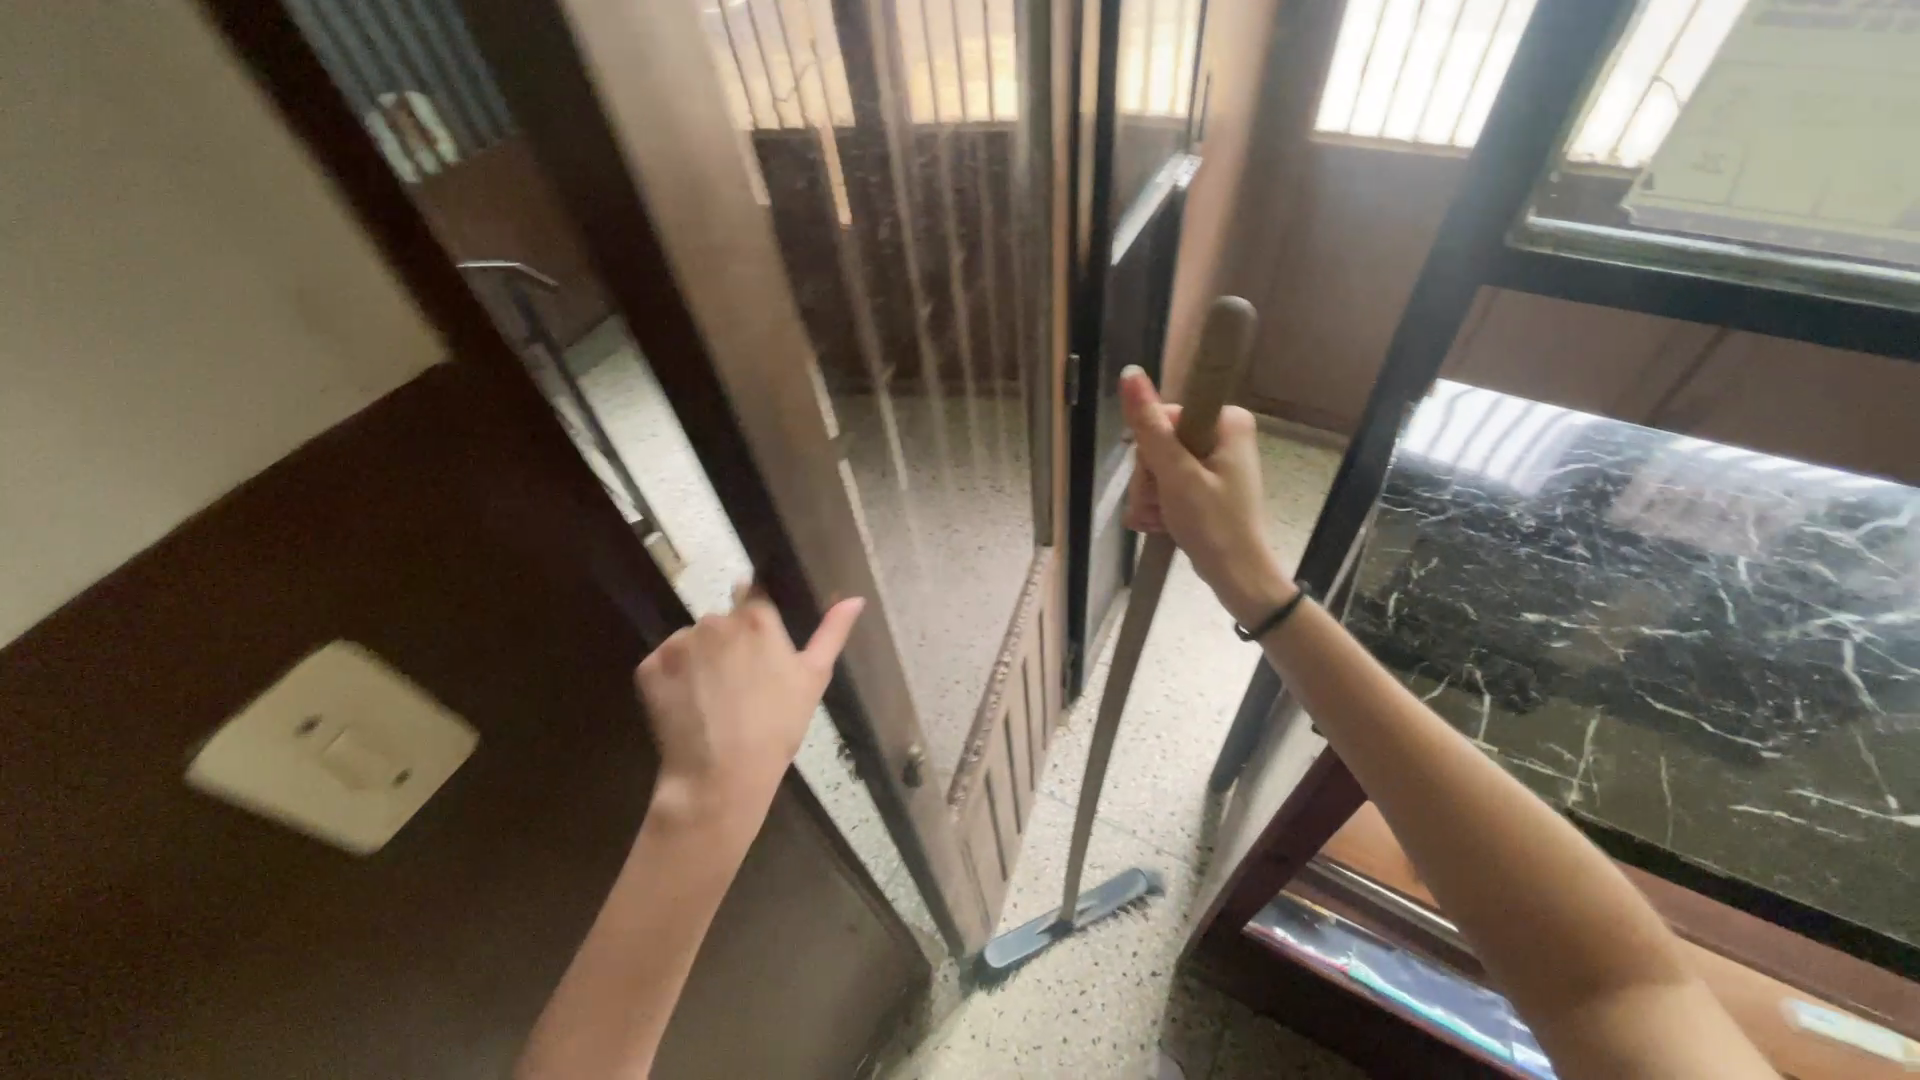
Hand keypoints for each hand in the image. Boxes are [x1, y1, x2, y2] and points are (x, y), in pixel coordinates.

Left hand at [635, 584, 863, 831]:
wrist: (721, 775)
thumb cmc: (778, 727)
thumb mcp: (814, 678)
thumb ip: (832, 632)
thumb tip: (856, 598)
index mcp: (756, 618)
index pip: (754, 593)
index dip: (755, 616)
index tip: (759, 641)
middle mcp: (714, 620)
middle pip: (721, 621)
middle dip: (728, 643)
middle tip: (740, 683)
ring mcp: (677, 643)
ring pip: (692, 642)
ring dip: (700, 660)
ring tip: (713, 699)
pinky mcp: (649, 667)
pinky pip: (664, 665)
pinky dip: (673, 681)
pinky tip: (688, 707)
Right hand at [1119, 366, 1293, 623]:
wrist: (1236, 575)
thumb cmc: (1213, 524)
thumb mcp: (1176, 474)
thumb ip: (1150, 426)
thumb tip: (1130, 373)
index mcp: (1226, 421)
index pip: (1163, 417)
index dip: (1151, 451)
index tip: (1161, 479)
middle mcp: (1221, 434)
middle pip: (1157, 445)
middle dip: (1150, 481)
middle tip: (1160, 506)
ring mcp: (1212, 461)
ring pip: (1156, 468)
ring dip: (1149, 498)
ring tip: (1160, 521)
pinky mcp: (1204, 484)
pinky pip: (1165, 485)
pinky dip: (1158, 506)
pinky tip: (1160, 524)